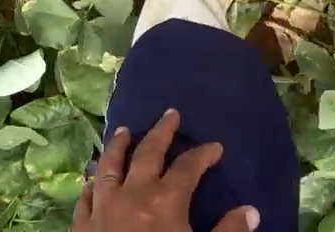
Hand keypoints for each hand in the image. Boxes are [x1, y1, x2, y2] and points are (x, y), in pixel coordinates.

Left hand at [74, 109, 258, 231]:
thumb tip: (252, 211)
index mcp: (165, 200)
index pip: (188, 166)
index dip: (204, 154)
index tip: (216, 147)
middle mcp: (132, 194)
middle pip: (148, 153)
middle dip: (161, 132)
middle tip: (170, 114)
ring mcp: (103, 210)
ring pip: (109, 167)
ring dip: (118, 147)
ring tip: (124, 131)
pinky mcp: (82, 229)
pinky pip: (84, 201)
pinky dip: (90, 186)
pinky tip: (92, 181)